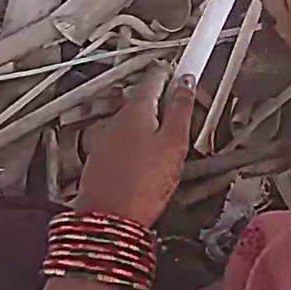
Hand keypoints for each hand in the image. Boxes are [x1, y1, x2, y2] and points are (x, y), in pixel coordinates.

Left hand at [74, 68, 192, 226]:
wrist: (108, 223)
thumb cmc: (142, 184)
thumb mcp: (174, 142)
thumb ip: (181, 109)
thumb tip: (186, 82)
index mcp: (137, 109)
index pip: (156, 76)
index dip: (174, 70)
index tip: (188, 66)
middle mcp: (117, 119)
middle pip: (144, 97)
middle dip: (165, 97)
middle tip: (185, 105)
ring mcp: (106, 140)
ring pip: (134, 120)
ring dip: (152, 120)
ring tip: (171, 138)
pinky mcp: (102, 160)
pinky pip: (125, 140)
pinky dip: (140, 140)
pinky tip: (150, 159)